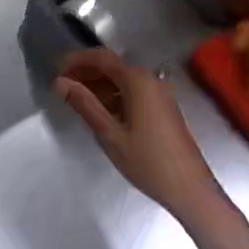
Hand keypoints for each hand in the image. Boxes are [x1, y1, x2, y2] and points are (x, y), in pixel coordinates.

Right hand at [53, 48, 224, 221]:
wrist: (191, 191)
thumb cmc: (149, 162)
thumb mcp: (110, 134)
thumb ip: (85, 104)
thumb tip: (60, 83)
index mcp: (137, 80)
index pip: (101, 58)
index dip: (76, 61)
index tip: (56, 70)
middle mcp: (150, 79)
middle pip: (112, 66)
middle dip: (86, 72)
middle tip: (63, 86)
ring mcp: (159, 93)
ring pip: (122, 79)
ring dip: (99, 84)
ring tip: (76, 100)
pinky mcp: (163, 107)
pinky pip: (133, 91)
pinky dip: (114, 94)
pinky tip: (101, 111)